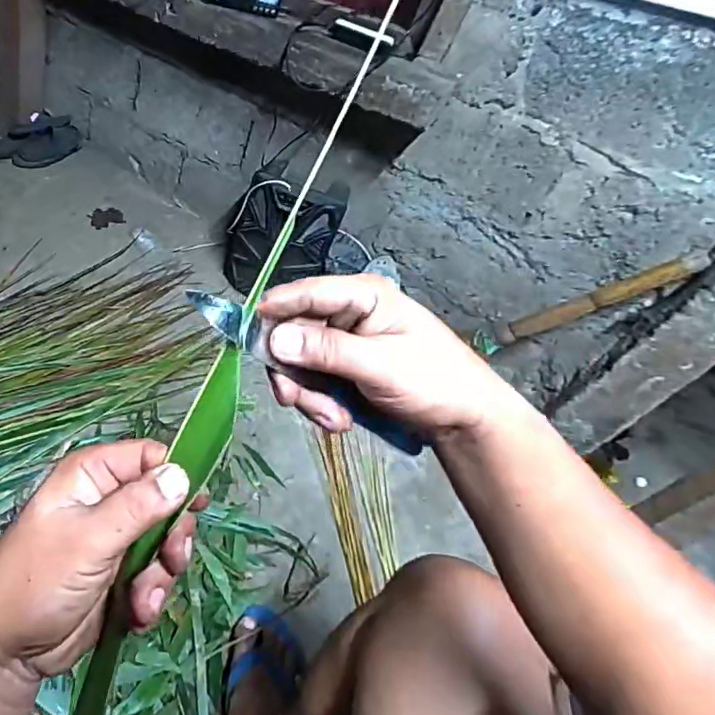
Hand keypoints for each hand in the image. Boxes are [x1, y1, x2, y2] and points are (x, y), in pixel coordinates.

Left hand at [0, 439, 204, 686]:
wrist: (9, 654)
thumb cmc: (38, 582)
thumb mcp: (89, 541)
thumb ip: (137, 507)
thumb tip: (181, 474)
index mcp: (91, 476)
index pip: (148, 457)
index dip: (175, 475)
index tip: (196, 503)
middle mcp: (106, 500)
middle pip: (166, 500)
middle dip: (173, 535)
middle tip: (172, 558)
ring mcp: (115, 538)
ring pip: (165, 541)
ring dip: (162, 572)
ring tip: (143, 599)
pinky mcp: (122, 573)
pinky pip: (155, 574)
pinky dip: (152, 595)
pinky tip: (136, 614)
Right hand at [258, 274, 533, 440]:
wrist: (465, 421)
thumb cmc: (435, 381)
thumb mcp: (380, 365)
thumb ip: (326, 351)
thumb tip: (275, 338)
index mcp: (363, 296)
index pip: (307, 293)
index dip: (275, 311)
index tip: (249, 337)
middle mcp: (348, 313)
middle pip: (294, 332)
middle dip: (294, 371)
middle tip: (293, 400)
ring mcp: (344, 342)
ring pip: (298, 362)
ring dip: (309, 395)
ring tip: (334, 420)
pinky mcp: (343, 368)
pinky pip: (312, 381)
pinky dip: (319, 403)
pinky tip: (340, 420)